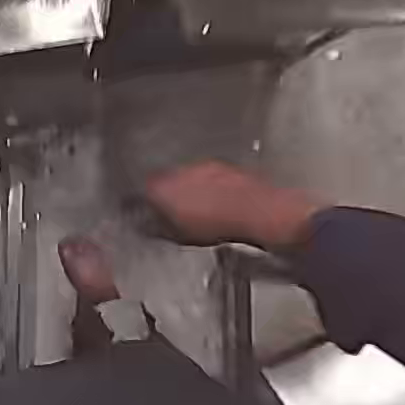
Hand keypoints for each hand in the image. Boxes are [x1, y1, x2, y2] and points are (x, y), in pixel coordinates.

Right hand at [144, 161, 325, 251]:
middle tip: (176, 213)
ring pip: (190, 178)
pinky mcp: (228, 168)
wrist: (259, 213)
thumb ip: (158, 228)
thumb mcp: (178, 236)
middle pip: (167, 180)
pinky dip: (213, 189)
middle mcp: (180, 171)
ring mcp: (205, 167)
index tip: (150, 212)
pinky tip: (221, 206)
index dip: (146, 202)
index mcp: (161, 185)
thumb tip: (148, 226)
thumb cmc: (216, 225)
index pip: (144, 189)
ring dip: (193, 190)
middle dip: (170, 194)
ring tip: (202, 211)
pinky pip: (213, 179)